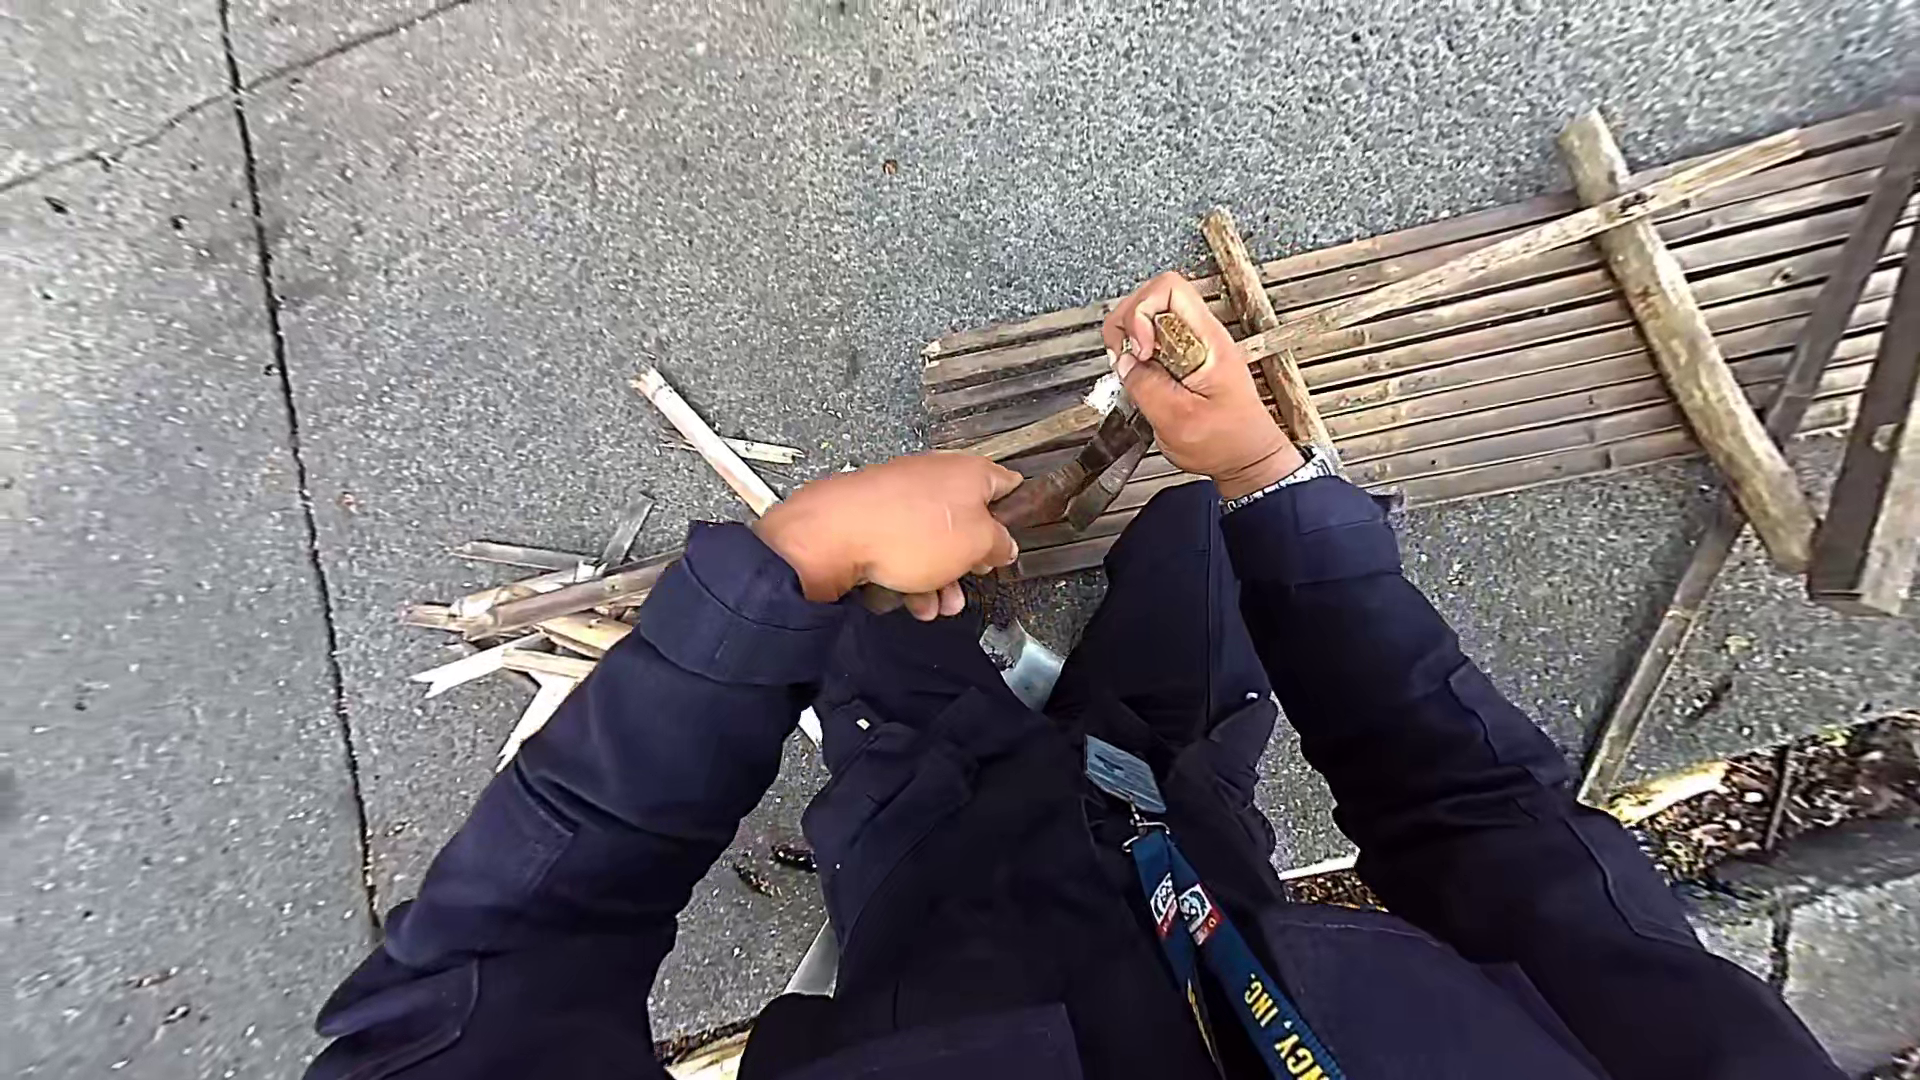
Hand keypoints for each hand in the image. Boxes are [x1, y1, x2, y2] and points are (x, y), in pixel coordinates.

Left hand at [751, 453, 1022, 619]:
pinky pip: (901, 548)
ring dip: (940, 578)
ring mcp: (901, 496)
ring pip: (932, 541)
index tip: (1012, 539)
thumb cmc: (904, 530)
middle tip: (971, 579)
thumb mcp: (977, 543)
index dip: (1014, 515)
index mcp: (968, 472)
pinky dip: (909, 574)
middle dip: (969, 560)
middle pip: (965, 521)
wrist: (833, 536)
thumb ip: (1000, 543)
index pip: (1007, 485)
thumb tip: (1004, 546)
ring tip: (936, 604)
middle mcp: (934, 477)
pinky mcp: (873, 516)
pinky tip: (909, 599)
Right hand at [1101, 272, 1302, 498]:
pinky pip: (1151, 343)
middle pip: (1151, 297)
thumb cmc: (1224, 442)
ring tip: (1130, 370)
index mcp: (1205, 341)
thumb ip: (1146, 387)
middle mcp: (1199, 335)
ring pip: (1148, 318)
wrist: (1247, 457)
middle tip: (1125, 359)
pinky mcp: (1182, 360)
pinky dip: (1135, 357)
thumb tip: (1124, 363)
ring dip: (1128, 341)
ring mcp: (1190, 346)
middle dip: (1127, 325)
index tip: (1139, 352)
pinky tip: (1138, 378)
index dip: (1140, 314)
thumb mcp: (1178, 420)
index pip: (1168, 289)